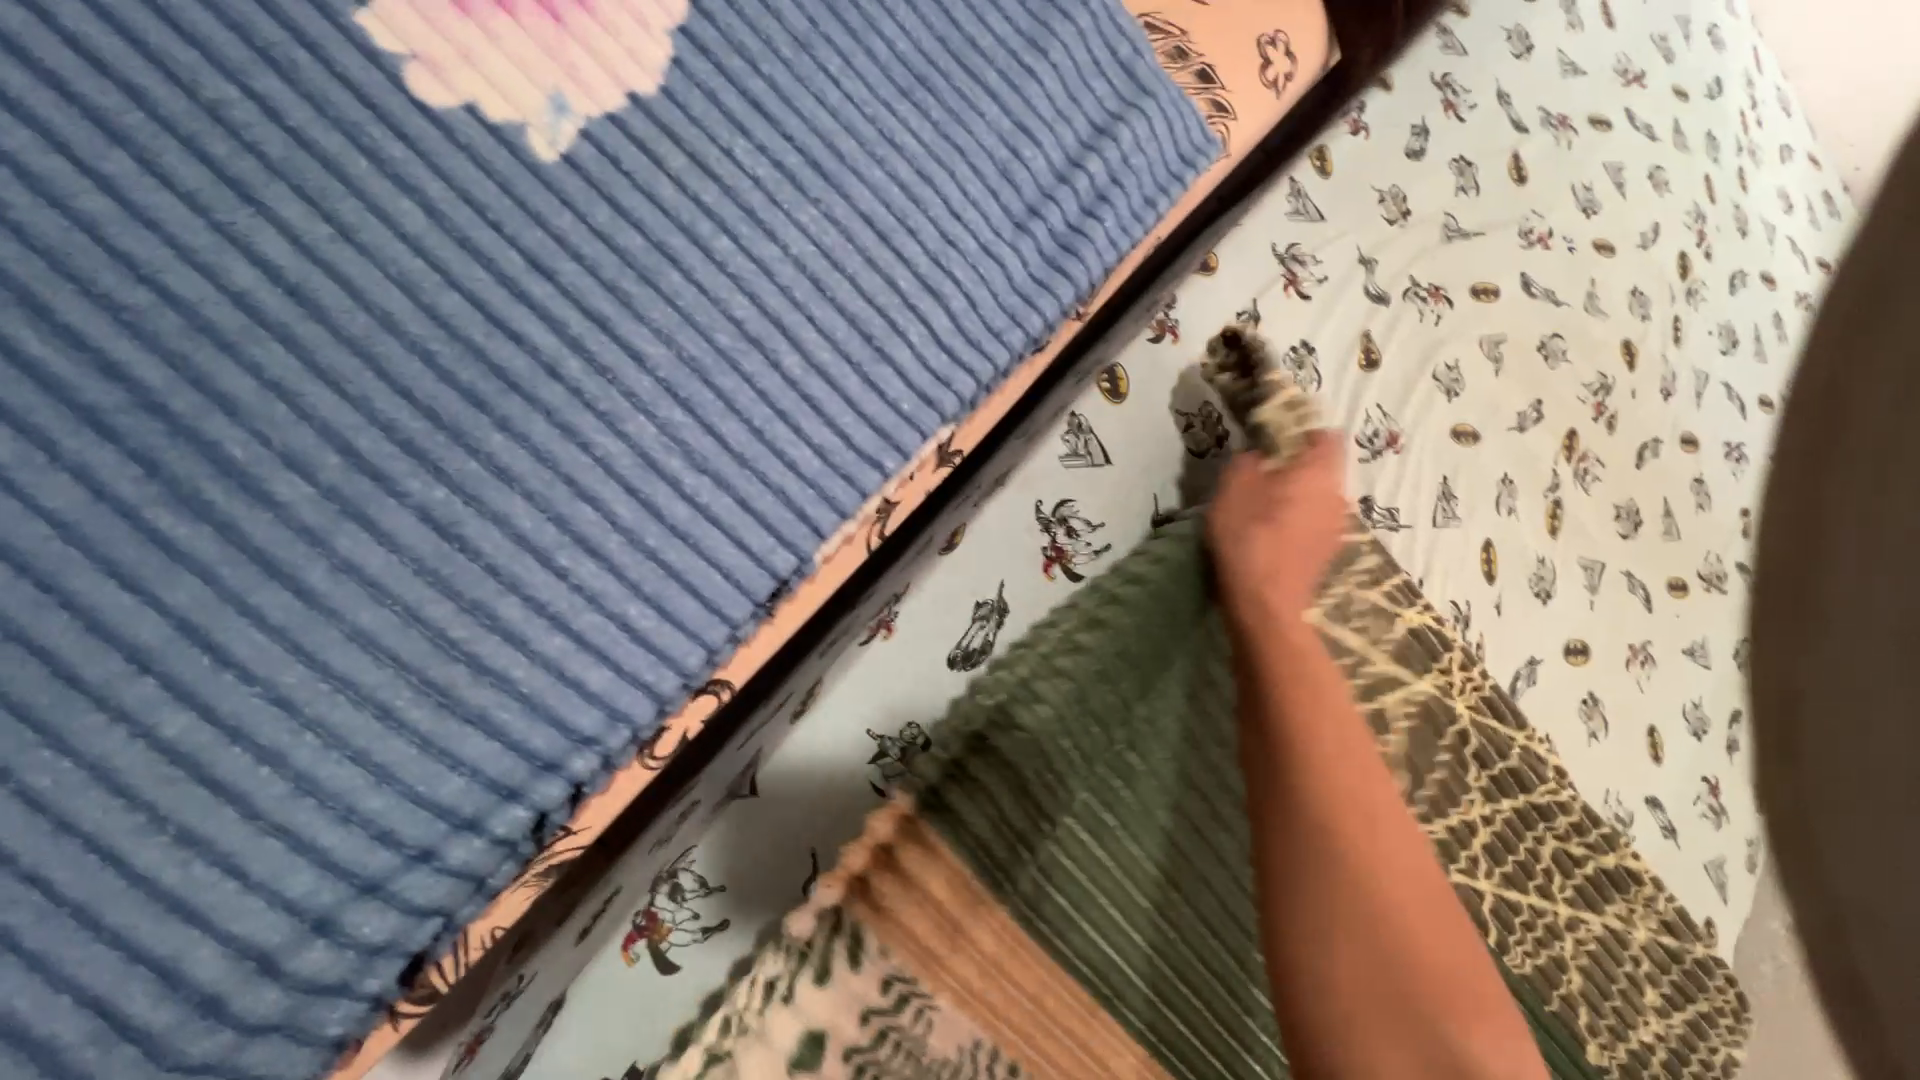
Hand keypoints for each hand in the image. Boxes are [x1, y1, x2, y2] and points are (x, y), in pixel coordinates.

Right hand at [1205, 431, 1347, 634]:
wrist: (1266, 602)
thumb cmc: (1249, 536)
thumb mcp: (1233, 487)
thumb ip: (1248, 460)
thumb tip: (1260, 455)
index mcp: (1320, 471)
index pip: (1326, 434)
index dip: (1301, 430)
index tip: (1273, 438)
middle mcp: (1339, 494)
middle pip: (1323, 467)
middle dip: (1296, 465)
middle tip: (1262, 472)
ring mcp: (1337, 526)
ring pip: (1319, 496)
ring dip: (1296, 495)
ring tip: (1264, 505)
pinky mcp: (1328, 551)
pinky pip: (1314, 521)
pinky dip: (1297, 520)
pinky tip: (1271, 533)